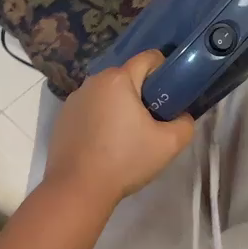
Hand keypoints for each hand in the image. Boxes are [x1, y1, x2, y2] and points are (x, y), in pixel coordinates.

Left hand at [44, 51, 194, 203]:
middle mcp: (93, 81)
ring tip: (127, 135)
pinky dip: (101, 118)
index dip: (165, 71)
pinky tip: (104, 144)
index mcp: (118, 79)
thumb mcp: (169, 144)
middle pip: (127, 76)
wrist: (77, 190)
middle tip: (152, 120)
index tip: (170, 94)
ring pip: (107, 93)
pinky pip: (90, 108)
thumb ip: (185, 123)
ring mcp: (74, 99)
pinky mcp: (63, 118)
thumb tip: (182, 116)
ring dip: (120, 105)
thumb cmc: (124, 160)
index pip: (148, 58)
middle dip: (142, 92)